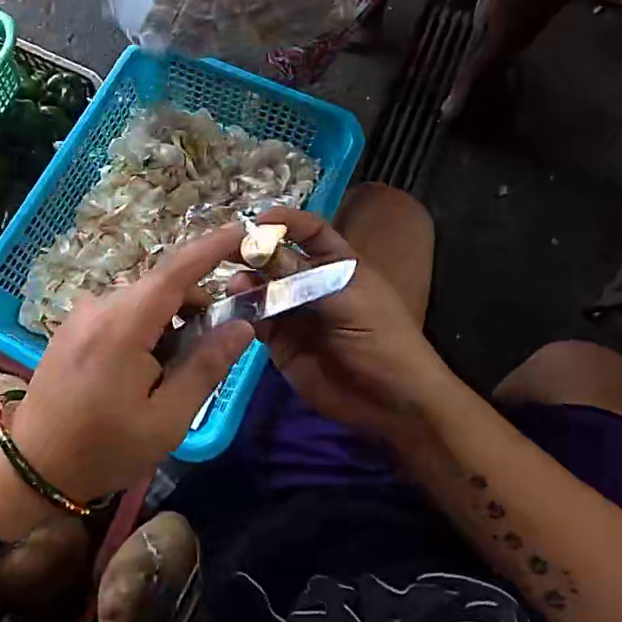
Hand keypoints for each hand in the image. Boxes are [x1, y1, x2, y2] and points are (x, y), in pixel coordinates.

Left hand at [6, 224, 254, 503]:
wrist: (33, 466)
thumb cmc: (104, 448)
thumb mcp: (167, 418)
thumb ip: (206, 366)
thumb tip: (242, 325)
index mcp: (122, 324)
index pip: (177, 270)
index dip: (214, 247)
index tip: (245, 231)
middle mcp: (99, 305)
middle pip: (163, 286)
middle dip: (196, 306)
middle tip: (214, 350)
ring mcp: (82, 313)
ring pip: (144, 299)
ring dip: (170, 321)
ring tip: (173, 373)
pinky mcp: (74, 325)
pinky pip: (122, 311)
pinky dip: (147, 327)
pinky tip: (146, 368)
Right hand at [241, 208, 448, 452]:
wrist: (392, 402)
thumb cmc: (382, 339)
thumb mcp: (347, 300)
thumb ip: (302, 276)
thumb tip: (261, 248)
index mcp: (338, 265)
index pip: (311, 232)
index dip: (288, 221)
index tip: (260, 219)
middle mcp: (311, 284)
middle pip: (278, 258)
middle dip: (255, 250)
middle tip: (229, 248)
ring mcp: (294, 313)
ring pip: (262, 288)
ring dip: (246, 280)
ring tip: (235, 283)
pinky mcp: (280, 341)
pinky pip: (255, 319)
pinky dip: (242, 311)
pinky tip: (233, 304)